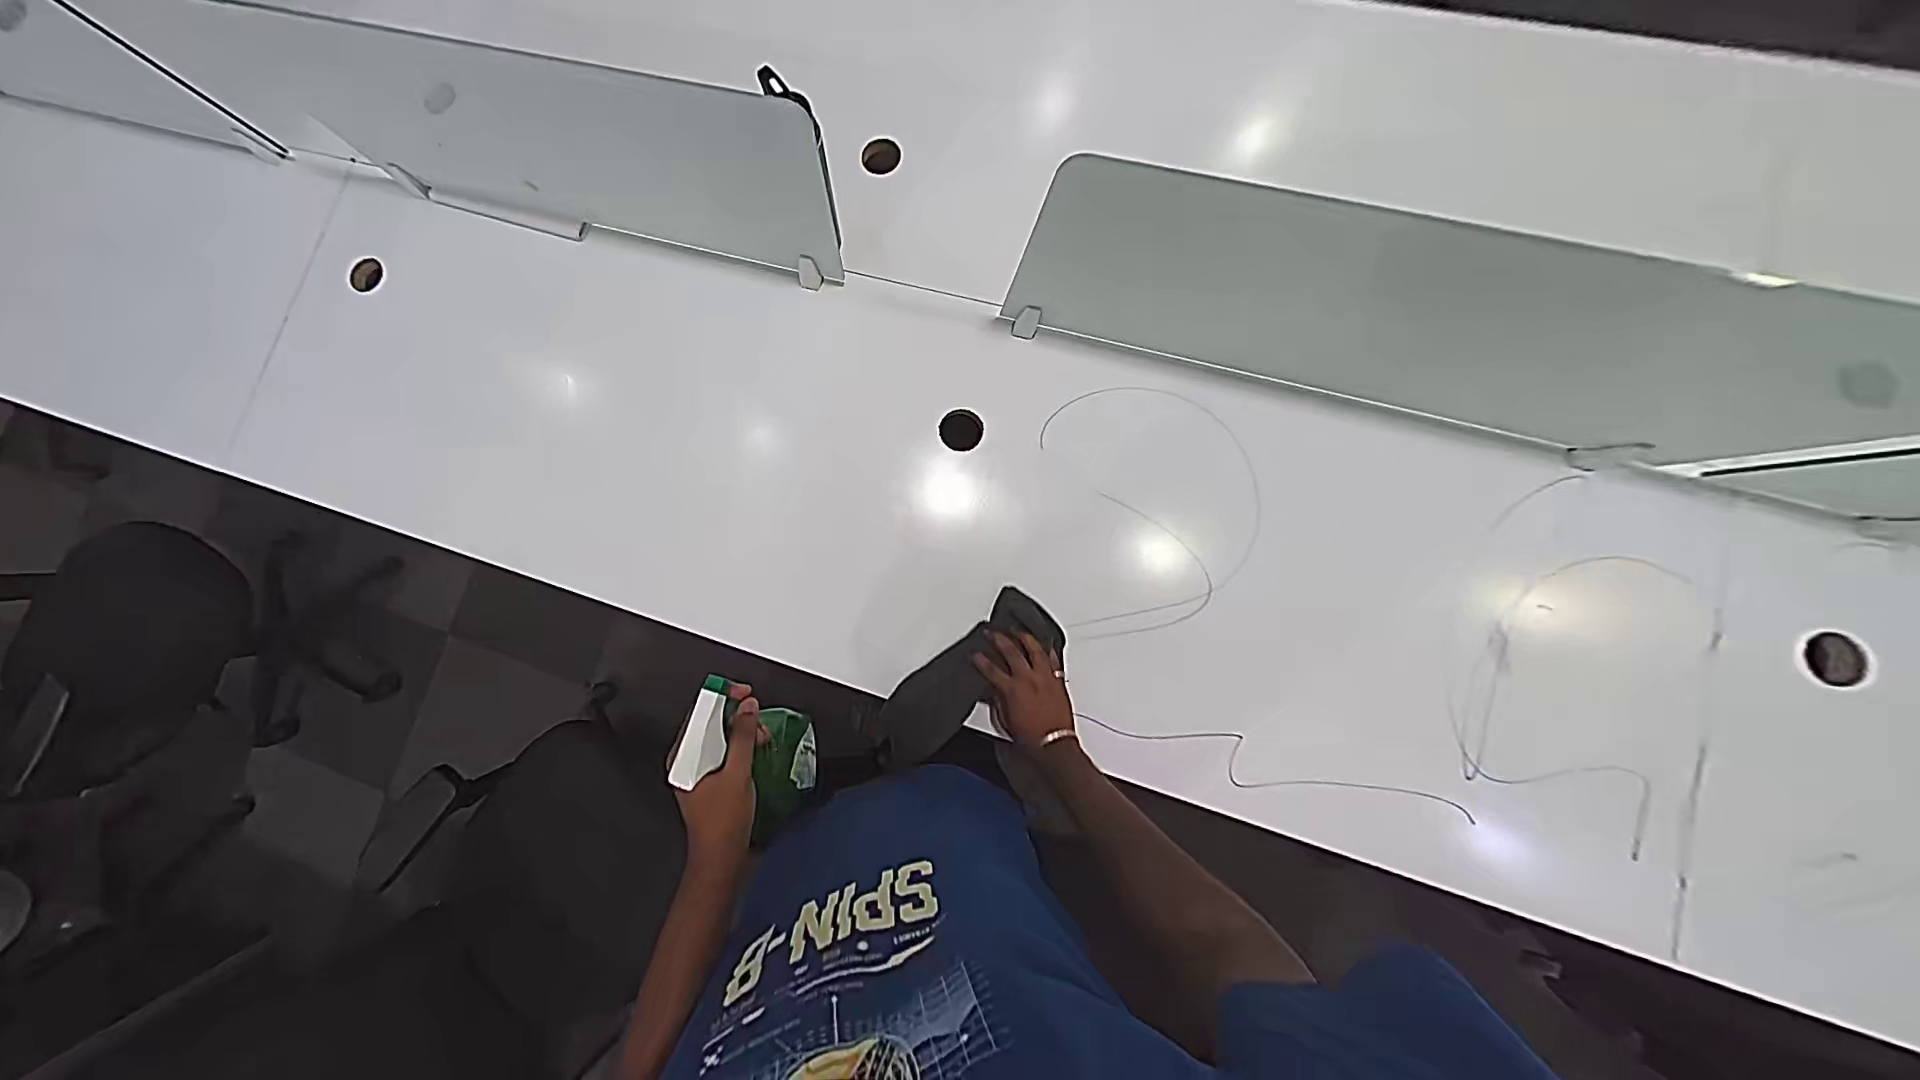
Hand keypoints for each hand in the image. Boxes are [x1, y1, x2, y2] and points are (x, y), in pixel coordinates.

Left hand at [673, 682, 768, 868]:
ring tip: (760, 738)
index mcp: (683, 757)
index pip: (700, 714)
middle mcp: (686, 760)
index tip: (744, 691)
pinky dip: (741, 744)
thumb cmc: (723, 822)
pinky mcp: (710, 777)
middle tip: (758, 718)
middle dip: (738, 716)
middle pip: (710, 722)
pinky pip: (724, 750)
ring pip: (719, 735)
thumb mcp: (737, 773)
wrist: (721, 857)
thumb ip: (743, 737)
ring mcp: (697, 769)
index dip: (723, 697)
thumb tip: (747, 708)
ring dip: (743, 731)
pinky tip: (756, 749)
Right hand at [971, 632, 1073, 751]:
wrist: (1053, 744)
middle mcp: (1028, 679)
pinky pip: (1053, 660)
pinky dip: (1049, 651)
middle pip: (1011, 652)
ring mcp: (1044, 678)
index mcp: (1012, 689)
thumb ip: (998, 701)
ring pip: (1034, 650)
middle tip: (993, 633)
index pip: (991, 669)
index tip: (976, 654)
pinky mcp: (1057, 681)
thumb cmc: (1031, 737)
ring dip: (1025, 638)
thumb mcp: (1004, 720)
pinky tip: (1046, 645)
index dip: (981, 660)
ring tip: (1019, 631)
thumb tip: (994, 690)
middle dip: (999, 640)